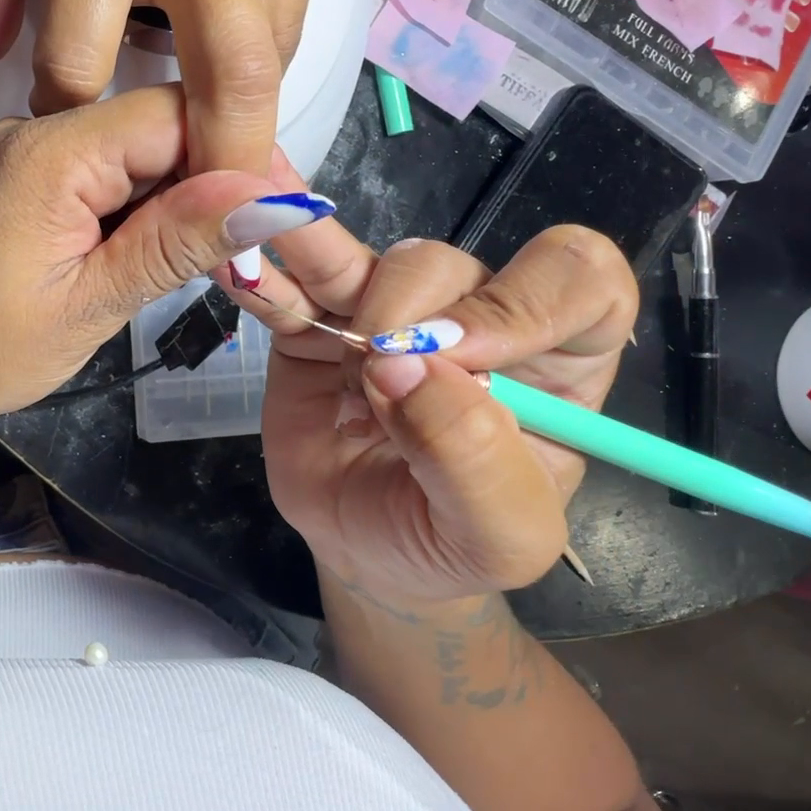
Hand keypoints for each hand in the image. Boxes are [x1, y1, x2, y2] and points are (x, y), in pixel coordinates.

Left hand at [0, 85, 332, 448]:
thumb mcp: (90, 304)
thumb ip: (178, 243)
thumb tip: (272, 199)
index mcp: (48, 153)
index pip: (172, 113)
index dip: (237, 155)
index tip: (282, 212)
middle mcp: (31, 130)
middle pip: (151, 126)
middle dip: (209, 181)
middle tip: (253, 246)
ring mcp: (17, 150)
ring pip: (126, 150)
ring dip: (172, 198)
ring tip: (209, 256)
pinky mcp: (12, 176)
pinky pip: (91, 170)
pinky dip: (130, 204)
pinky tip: (149, 247)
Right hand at [229, 217, 638, 604]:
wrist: (361, 549)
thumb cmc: (447, 542)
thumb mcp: (497, 536)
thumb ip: (474, 459)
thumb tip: (405, 366)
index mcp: (550, 363)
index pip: (575, 283)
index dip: (525, 299)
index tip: (461, 356)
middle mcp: (473, 322)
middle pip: (455, 266)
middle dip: (410, 311)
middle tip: (371, 374)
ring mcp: (389, 315)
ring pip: (374, 261)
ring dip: (335, 269)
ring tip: (312, 326)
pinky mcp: (317, 323)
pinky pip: (293, 284)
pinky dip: (266, 275)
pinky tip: (236, 266)